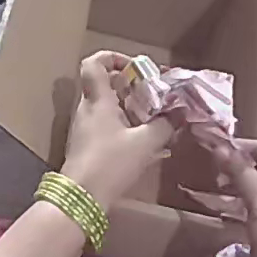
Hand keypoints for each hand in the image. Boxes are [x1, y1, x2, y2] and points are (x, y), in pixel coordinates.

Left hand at [60, 51, 173, 203]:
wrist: (81, 199)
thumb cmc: (110, 163)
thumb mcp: (145, 143)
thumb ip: (163, 125)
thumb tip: (175, 115)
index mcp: (97, 100)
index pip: (94, 63)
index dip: (113, 57)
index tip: (135, 68)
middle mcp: (87, 110)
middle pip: (105, 86)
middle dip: (130, 87)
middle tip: (153, 97)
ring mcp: (84, 130)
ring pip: (106, 109)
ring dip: (129, 110)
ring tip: (152, 121)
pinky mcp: (86, 148)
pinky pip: (106, 129)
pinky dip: (123, 129)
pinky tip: (142, 144)